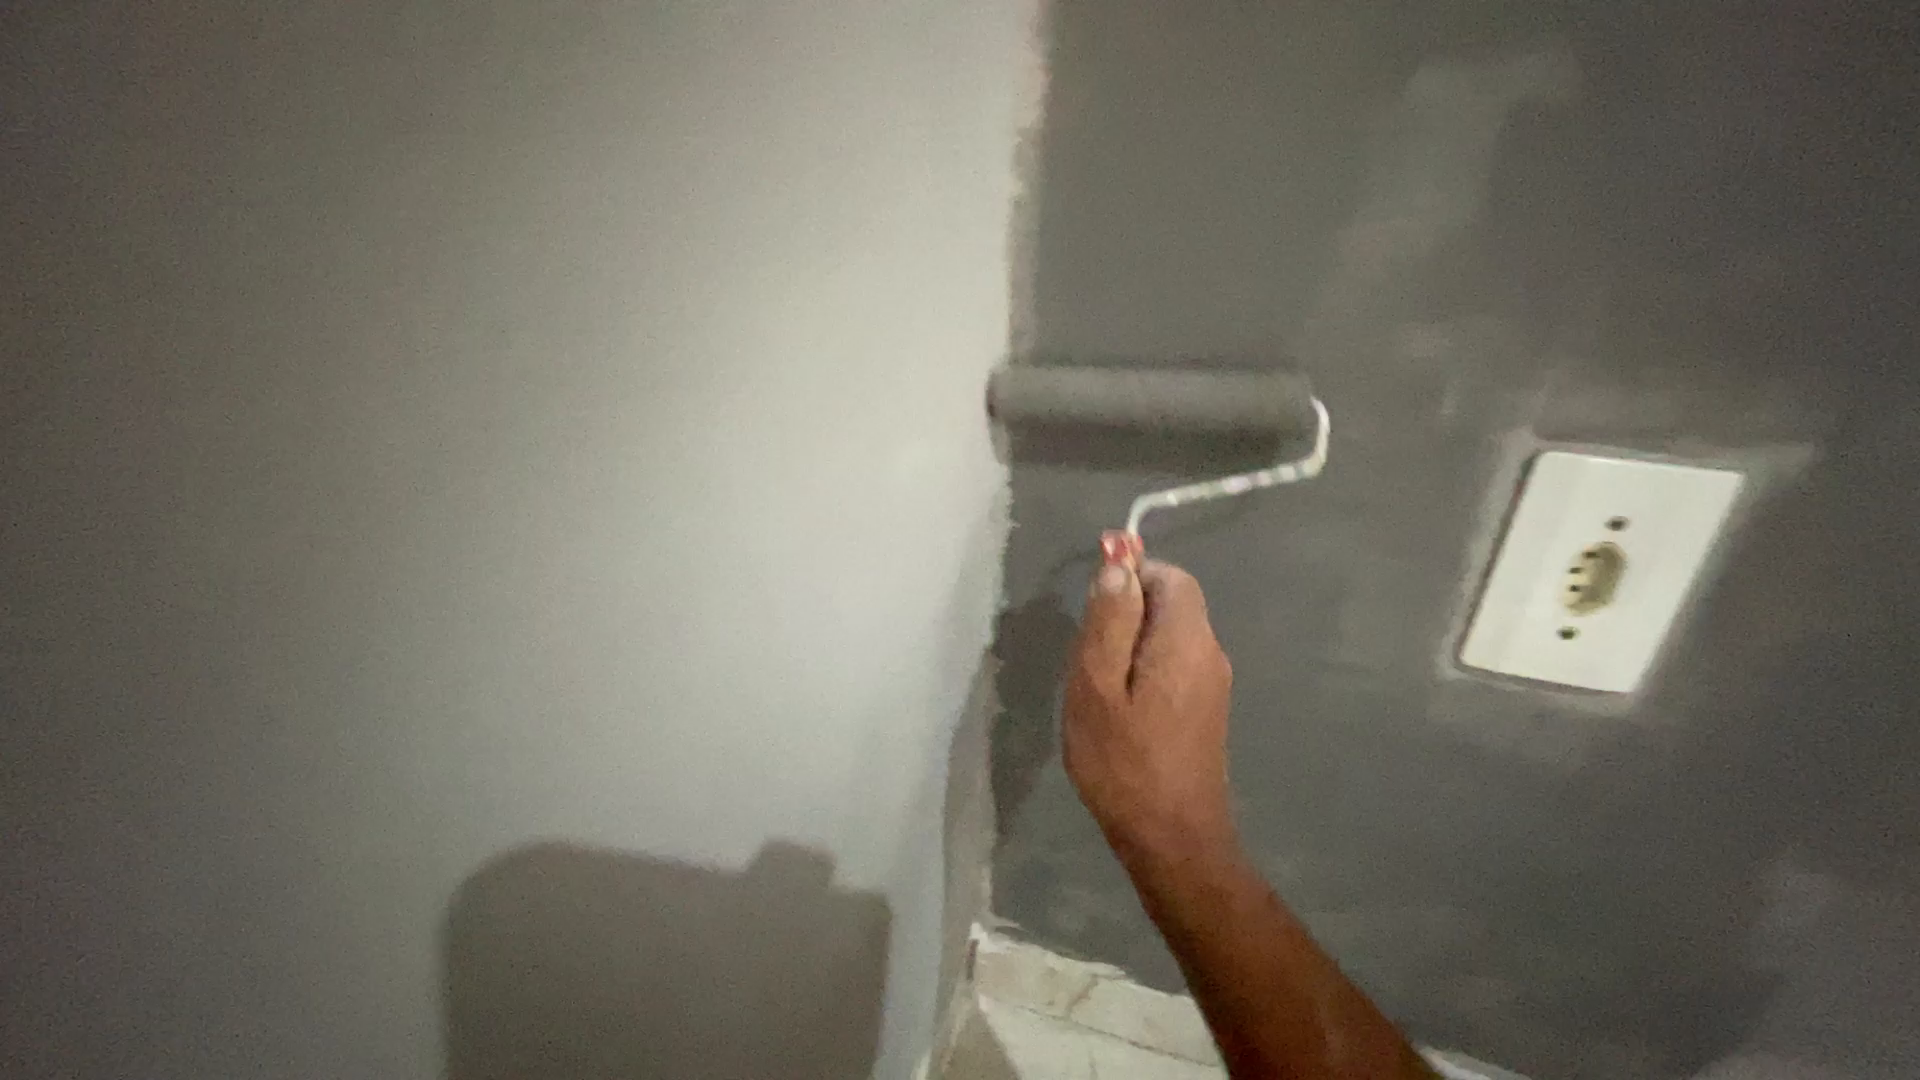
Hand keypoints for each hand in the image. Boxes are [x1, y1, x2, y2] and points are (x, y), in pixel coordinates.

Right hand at [1062, 539, 1235, 855]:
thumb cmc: (1124, 761)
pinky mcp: (1206, 708)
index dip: (1132, 575)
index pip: (1170, 575)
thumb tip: (1118, 563)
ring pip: (1168, 634)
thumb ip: (1108, 619)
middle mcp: (1209, 652)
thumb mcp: (1097, 685)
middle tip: (1088, 658)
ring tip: (1097, 687)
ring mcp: (1212, 683)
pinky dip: (1142, 668)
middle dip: (1125, 613)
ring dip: (1130, 643)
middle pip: (1171, 601)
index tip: (1094, 609)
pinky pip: (1172, 663)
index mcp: (1186, 639)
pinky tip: (1119, 708)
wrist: (1172, 838)